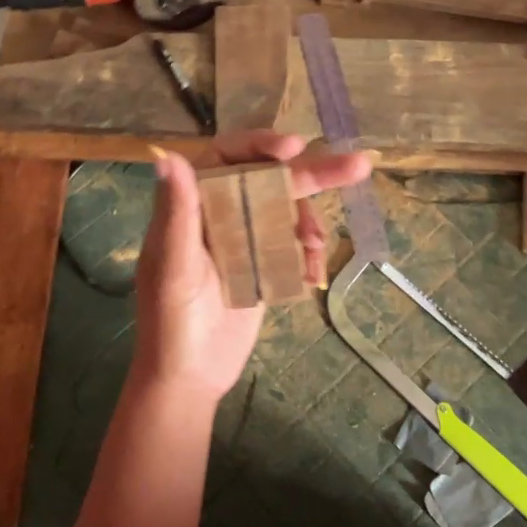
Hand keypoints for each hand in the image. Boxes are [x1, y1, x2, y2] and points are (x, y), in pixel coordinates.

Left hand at [130, 131, 372, 399]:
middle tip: (356, 166)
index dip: (259, 145)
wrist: (190, 381)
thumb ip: (176, 213)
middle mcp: (218, 214)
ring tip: (318, 246)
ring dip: (309, 220)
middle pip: (267, 179)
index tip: (294, 147)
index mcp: (191, 205)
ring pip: (285, 210)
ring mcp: (242, 240)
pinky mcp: (261, 266)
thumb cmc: (171, 323)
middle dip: (309, 173)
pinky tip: (313, 275)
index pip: (225, 157)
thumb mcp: (175, 267)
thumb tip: (170, 157)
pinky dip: (308, 254)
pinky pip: (293, 245)